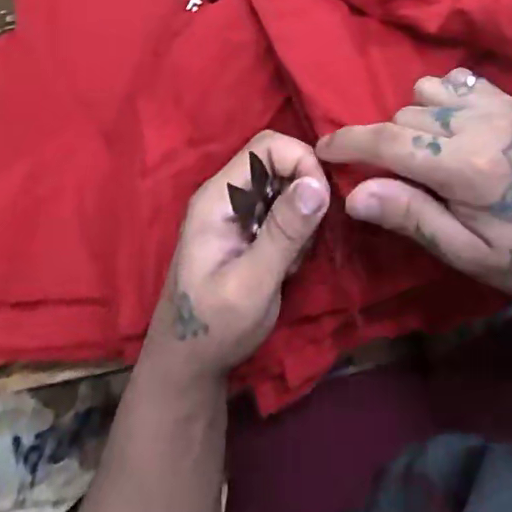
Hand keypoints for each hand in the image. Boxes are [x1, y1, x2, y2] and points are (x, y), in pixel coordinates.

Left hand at [143, 131, 330, 382]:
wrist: (189, 364)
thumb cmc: (214, 327)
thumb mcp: (253, 284)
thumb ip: (284, 233)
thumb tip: (317, 184)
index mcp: (217, 197)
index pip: (266, 146)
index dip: (301, 161)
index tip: (322, 201)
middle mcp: (225, 195)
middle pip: (278, 161)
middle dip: (304, 192)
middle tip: (305, 240)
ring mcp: (236, 212)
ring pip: (285, 186)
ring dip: (301, 218)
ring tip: (290, 262)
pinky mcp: (248, 229)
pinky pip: (282, 211)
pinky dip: (295, 233)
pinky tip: (285, 266)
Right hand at [316, 67, 511, 302]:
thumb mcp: (462, 251)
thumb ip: (408, 215)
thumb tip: (352, 195)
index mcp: (469, 168)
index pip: (390, 142)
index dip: (348, 143)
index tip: (323, 149)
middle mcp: (482, 124)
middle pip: (403, 117)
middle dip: (387, 142)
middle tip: (398, 177)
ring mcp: (499, 106)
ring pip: (423, 92)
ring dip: (414, 119)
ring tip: (429, 153)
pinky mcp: (510, 100)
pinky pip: (453, 81)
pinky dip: (440, 100)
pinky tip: (452, 130)